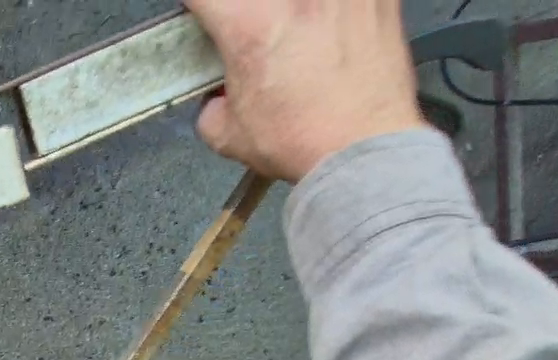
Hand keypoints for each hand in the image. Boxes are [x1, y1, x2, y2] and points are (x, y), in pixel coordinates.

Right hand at [183, 0, 428, 182]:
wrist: (360, 148)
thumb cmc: (302, 140)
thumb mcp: (228, 136)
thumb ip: (212, 104)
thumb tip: (217, 96)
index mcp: (249, 25)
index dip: (197, 5)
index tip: (201, 13)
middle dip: (244, 10)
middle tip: (246, 28)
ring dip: (289, 12)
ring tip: (293, 31)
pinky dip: (331, 11)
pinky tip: (324, 28)